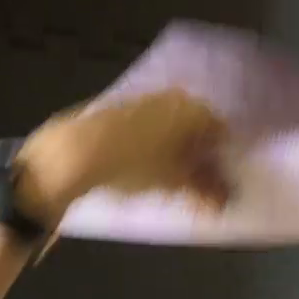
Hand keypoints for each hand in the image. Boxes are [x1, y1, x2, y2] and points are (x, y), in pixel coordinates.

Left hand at [14, 90, 229, 221]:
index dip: (221, 161)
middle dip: (197, 156)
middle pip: (196, 128)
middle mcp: (175, 97)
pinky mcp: (120, 108)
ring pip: (171, 126)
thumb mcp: (173, 182)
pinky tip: (138, 167)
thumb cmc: (134, 163)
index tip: (215, 184)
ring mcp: (146, 99)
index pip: (221, 132)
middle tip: (190, 186)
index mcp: (194, 108)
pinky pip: (148, 126)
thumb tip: (224, 202)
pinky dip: (151, 145)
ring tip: (162, 181)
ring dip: (173, 151)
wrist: (74, 151)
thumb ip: (204, 190)